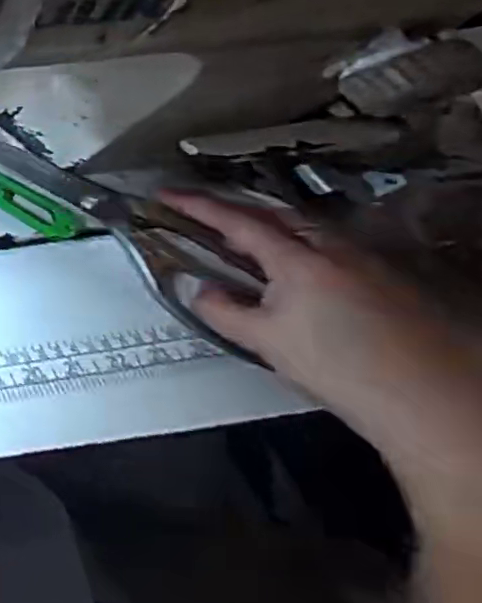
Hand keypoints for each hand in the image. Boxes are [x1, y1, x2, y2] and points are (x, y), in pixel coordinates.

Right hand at [159, 191, 479, 436]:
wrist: (434, 408)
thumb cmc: (342, 370)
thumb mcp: (262, 340)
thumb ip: (219, 309)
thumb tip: (203, 291)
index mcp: (301, 263)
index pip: (238, 222)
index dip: (197, 205)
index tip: (167, 194)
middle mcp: (342, 256)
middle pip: (282, 217)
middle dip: (240, 210)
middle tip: (206, 214)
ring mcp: (376, 270)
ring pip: (314, 233)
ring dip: (274, 230)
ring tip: (247, 243)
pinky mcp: (396, 288)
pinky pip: (338, 252)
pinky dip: (304, 250)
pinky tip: (295, 272)